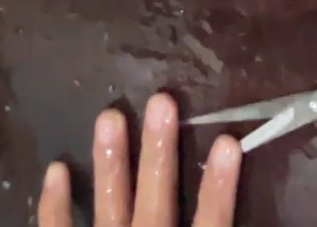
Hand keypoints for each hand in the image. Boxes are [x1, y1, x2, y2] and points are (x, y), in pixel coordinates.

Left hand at [39, 94, 242, 226]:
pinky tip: (56, 169)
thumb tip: (263, 218)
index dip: (219, 187)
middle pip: (157, 202)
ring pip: (109, 207)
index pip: (211, 224)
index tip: (230, 141)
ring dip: (110, 162)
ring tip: (109, 117)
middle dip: (158, 151)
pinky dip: (53, 205)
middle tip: (161, 102)